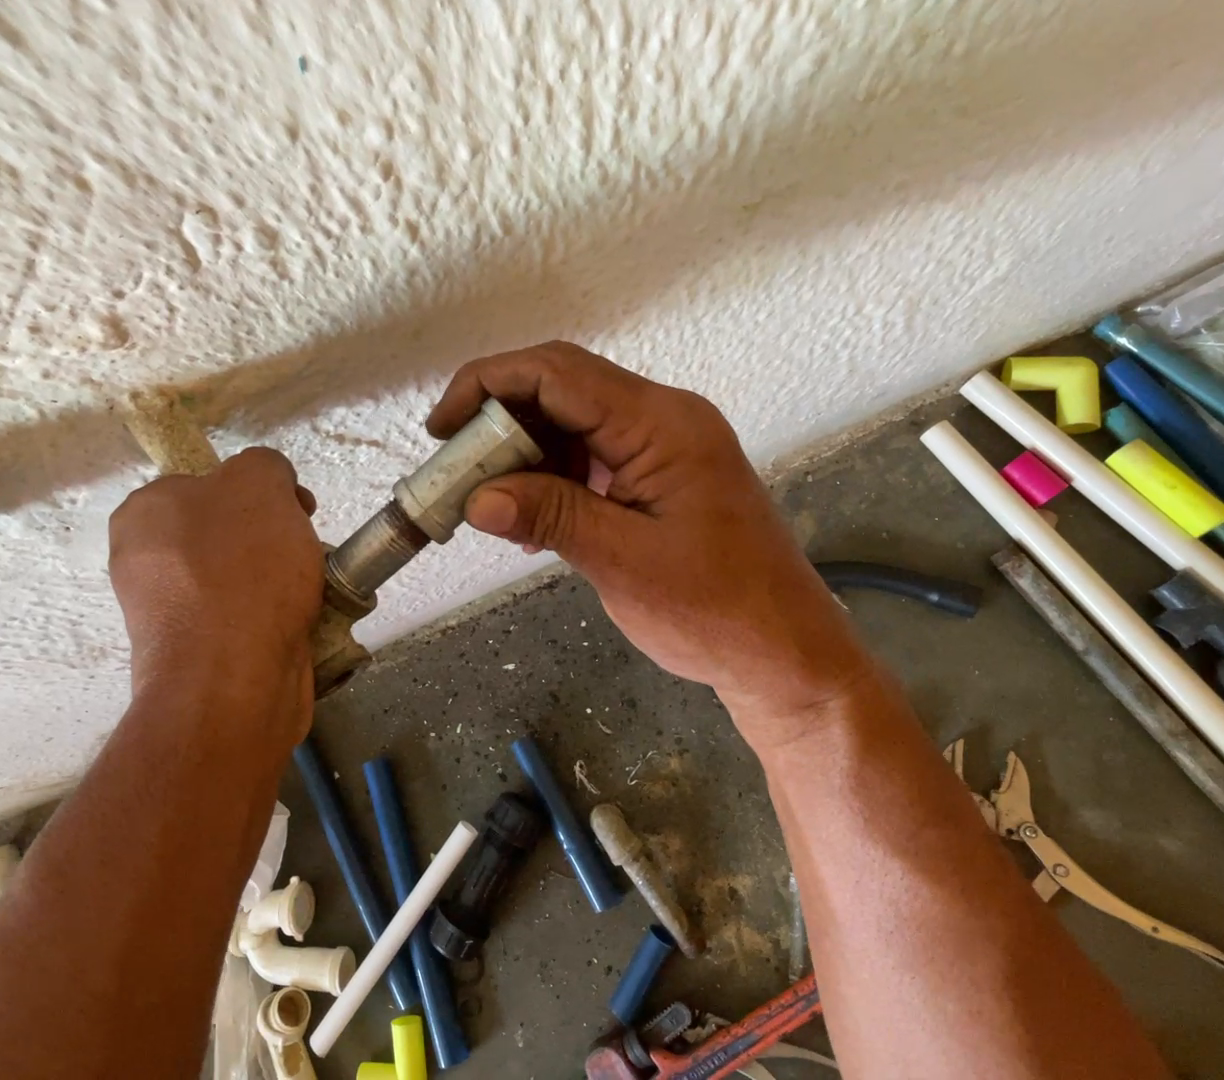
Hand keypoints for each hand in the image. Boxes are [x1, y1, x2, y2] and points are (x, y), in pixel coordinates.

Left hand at [108, 448, 326, 714]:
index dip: (263, 493)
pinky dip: (272, 621)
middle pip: (230, 534)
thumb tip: (268, 489)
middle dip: (274, 541)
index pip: (213, 483)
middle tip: (303, 556)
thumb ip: (262, 467)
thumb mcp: (259, 484)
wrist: (232, 683)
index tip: (299, 512)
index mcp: (146, 511)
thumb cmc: (244, 572)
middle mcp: (146, 559)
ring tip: (308, 596)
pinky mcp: (195, 656)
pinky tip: (297, 628)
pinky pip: (244, 621)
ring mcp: (168, 613)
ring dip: (280, 583)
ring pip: (240, 579)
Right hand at [428, 343, 879, 745]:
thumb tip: (476, 498)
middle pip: (562, 389)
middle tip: (453, 469)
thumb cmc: (714, 611)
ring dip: (522, 453)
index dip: (488, 386)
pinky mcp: (660, 475)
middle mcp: (663, 418)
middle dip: (498, 421)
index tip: (439, 429)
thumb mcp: (623, 563)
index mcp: (661, 424)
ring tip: (485, 500)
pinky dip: (551, 477)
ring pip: (572, 422)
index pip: (557, 373)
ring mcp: (664, 445)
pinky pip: (591, 455)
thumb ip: (550, 517)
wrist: (783, 652)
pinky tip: (529, 519)